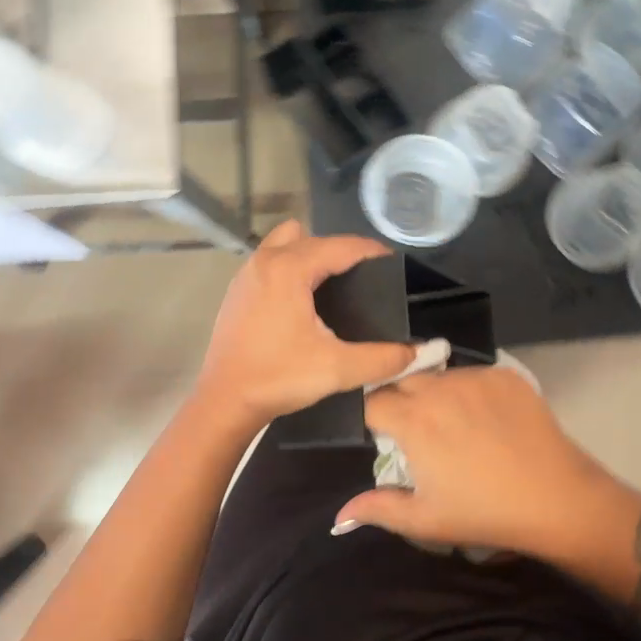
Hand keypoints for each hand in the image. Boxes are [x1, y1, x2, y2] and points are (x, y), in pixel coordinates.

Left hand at [193, 220, 415, 425]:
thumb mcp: (337, 369)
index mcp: (289, 269)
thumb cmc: (278, 378)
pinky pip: (271, 261)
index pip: (341, 246)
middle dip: (342, 252)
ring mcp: (246, 273)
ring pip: (287, 243)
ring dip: (312, 254)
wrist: (223, 401)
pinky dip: (291, 267)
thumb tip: (417, 353)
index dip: (371, 251)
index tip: (393, 263)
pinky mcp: (237, 291)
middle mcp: (265, 260)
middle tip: (368, 279)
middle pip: (314, 239)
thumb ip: (383, 359)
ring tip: (335, 284)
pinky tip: (305, 300)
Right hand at [333, 367, 620, 556]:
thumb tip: (338, 516)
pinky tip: (483, 418)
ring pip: (438, 376)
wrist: (556, 498)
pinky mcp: (505, 375)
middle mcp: (440, 388)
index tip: (381, 437)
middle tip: (414, 433)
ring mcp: (476, 377)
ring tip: (452, 424)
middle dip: (399, 401)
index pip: (371, 401)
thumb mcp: (426, 519)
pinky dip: (469, 391)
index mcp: (413, 420)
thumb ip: (378, 509)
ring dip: (434, 393)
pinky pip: (473, 374)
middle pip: (402, 381)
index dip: (370, 418)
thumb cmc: (484, 513)